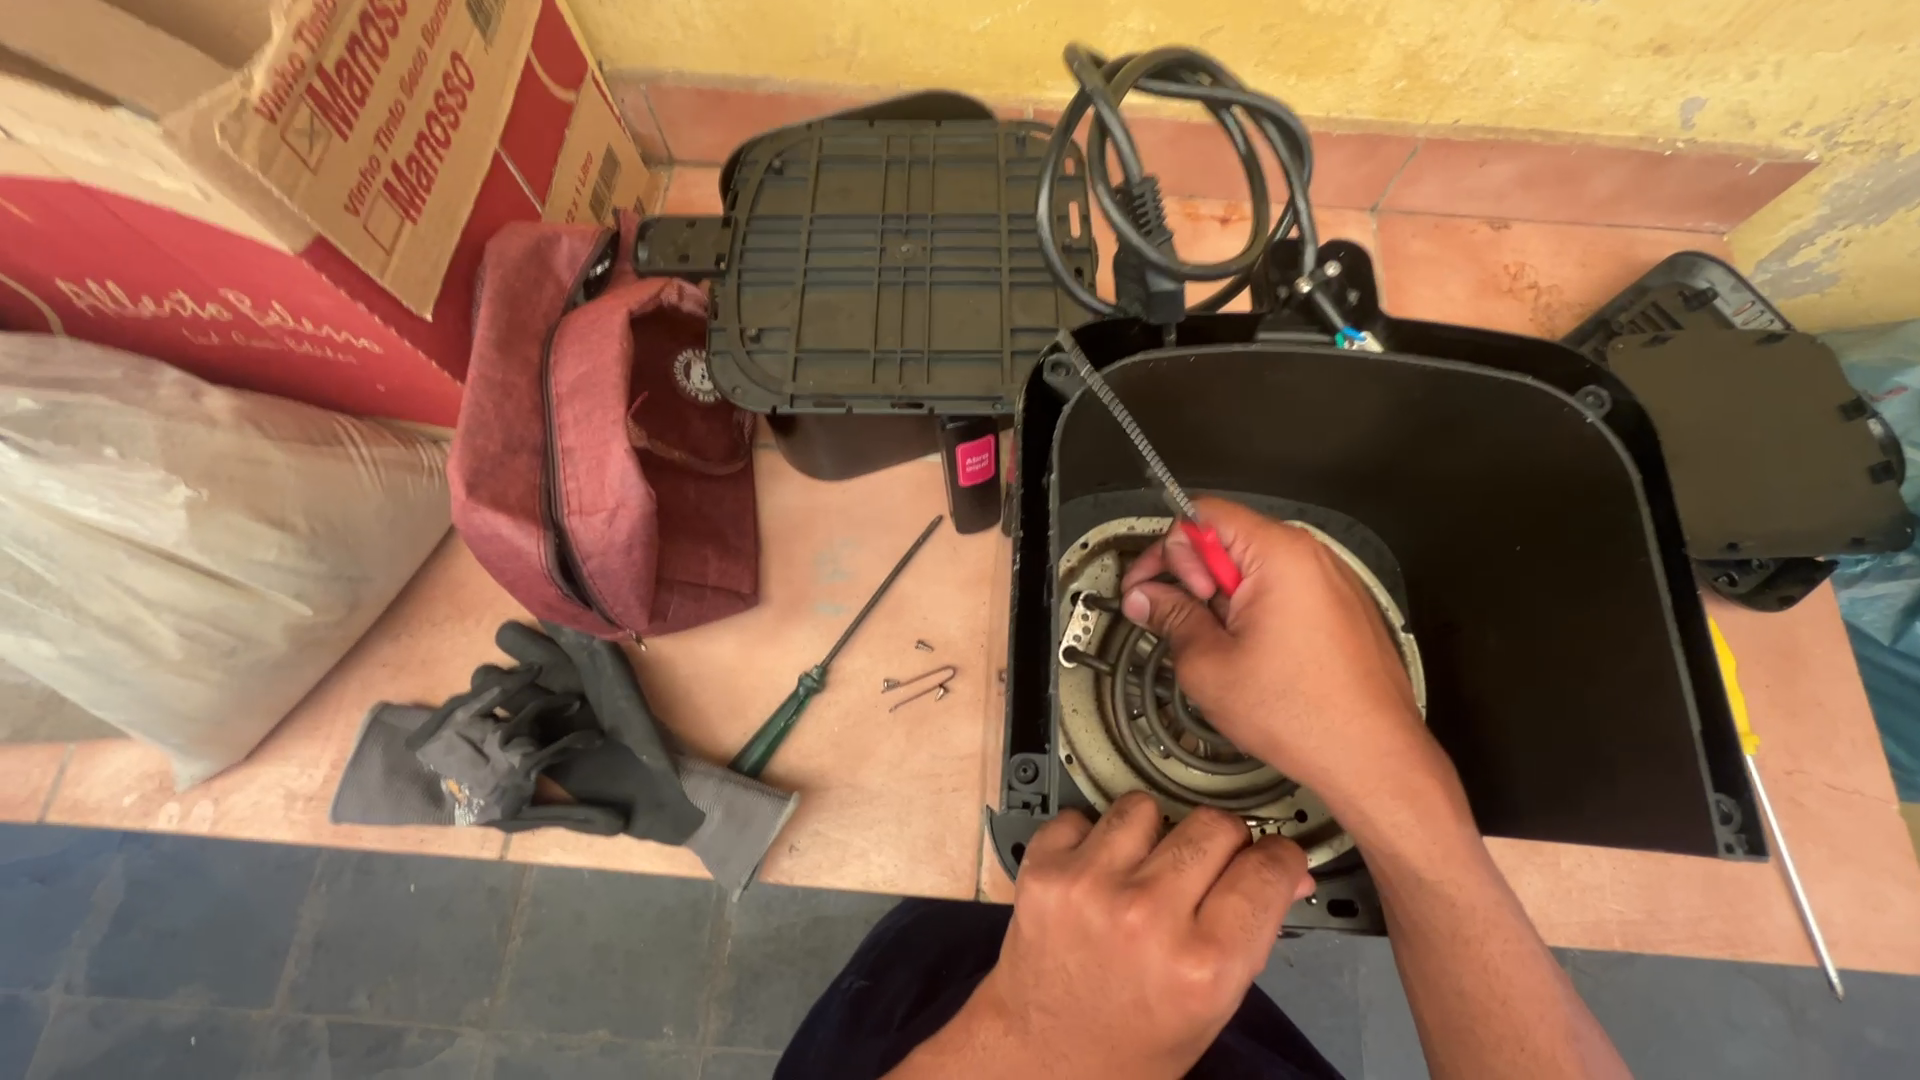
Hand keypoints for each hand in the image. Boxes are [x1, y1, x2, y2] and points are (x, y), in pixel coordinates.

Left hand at [966, 794, 1311, 1078]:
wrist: (1048, 1052)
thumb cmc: (1137, 1037)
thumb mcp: (1214, 1002)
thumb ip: (1253, 931)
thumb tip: (1288, 870)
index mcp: (1202, 965)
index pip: (1266, 870)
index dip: (1278, 859)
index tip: (1273, 856)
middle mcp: (1146, 917)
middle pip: (1213, 825)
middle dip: (1222, 840)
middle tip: (1208, 864)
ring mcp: (1089, 887)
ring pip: (1146, 806)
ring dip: (1152, 831)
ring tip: (1143, 868)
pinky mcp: (1045, 869)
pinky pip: (1082, 815)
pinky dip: (1091, 837)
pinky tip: (1095, 872)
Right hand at [1118, 497, 1444, 819]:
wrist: (1374, 758)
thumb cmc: (1306, 716)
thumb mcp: (1207, 664)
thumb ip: (1169, 616)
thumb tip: (1146, 597)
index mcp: (1277, 555)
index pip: (1200, 514)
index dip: (1166, 552)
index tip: (1152, 588)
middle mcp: (1309, 556)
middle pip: (1225, 537)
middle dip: (1191, 577)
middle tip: (1179, 620)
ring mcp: (1330, 580)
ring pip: (1251, 566)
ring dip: (1220, 597)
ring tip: (1221, 646)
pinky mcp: (1339, 606)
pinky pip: (1281, 587)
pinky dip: (1253, 609)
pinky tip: (1250, 654)